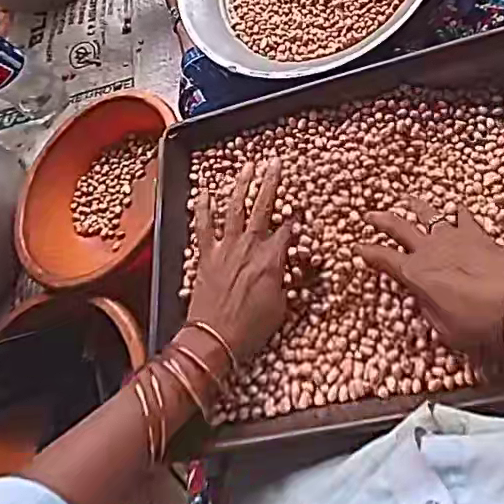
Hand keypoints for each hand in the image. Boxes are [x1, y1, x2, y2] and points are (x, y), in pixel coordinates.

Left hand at [183, 158, 293, 365]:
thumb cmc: (250, 328)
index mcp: (271, 259)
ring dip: (242, 185)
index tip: (299, 207)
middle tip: (275, 163)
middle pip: (263, 207)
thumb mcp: (281, 307)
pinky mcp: (206, 254)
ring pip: (235, 208)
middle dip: (270, 182)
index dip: (295, 217)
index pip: (287, 229)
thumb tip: (295, 267)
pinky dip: (203, 207)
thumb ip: (289, 281)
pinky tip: (205, 191)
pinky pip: (204, 225)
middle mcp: (249, 246)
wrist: (214, 339)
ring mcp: (226, 247)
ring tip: (248, 167)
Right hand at [356, 197, 503, 357]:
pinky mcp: (476, 233)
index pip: (382, 258)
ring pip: (427, 214)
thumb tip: (425, 301)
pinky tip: (455, 209)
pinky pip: (462, 217)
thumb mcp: (445, 328)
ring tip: (406, 200)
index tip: (356, 247)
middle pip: (398, 227)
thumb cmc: (480, 318)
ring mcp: (452, 237)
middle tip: (369, 215)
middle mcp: (429, 249)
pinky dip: (456, 213)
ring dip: (414, 207)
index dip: (367, 252)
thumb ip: (429, 312)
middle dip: (381, 220)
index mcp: (415, 273)